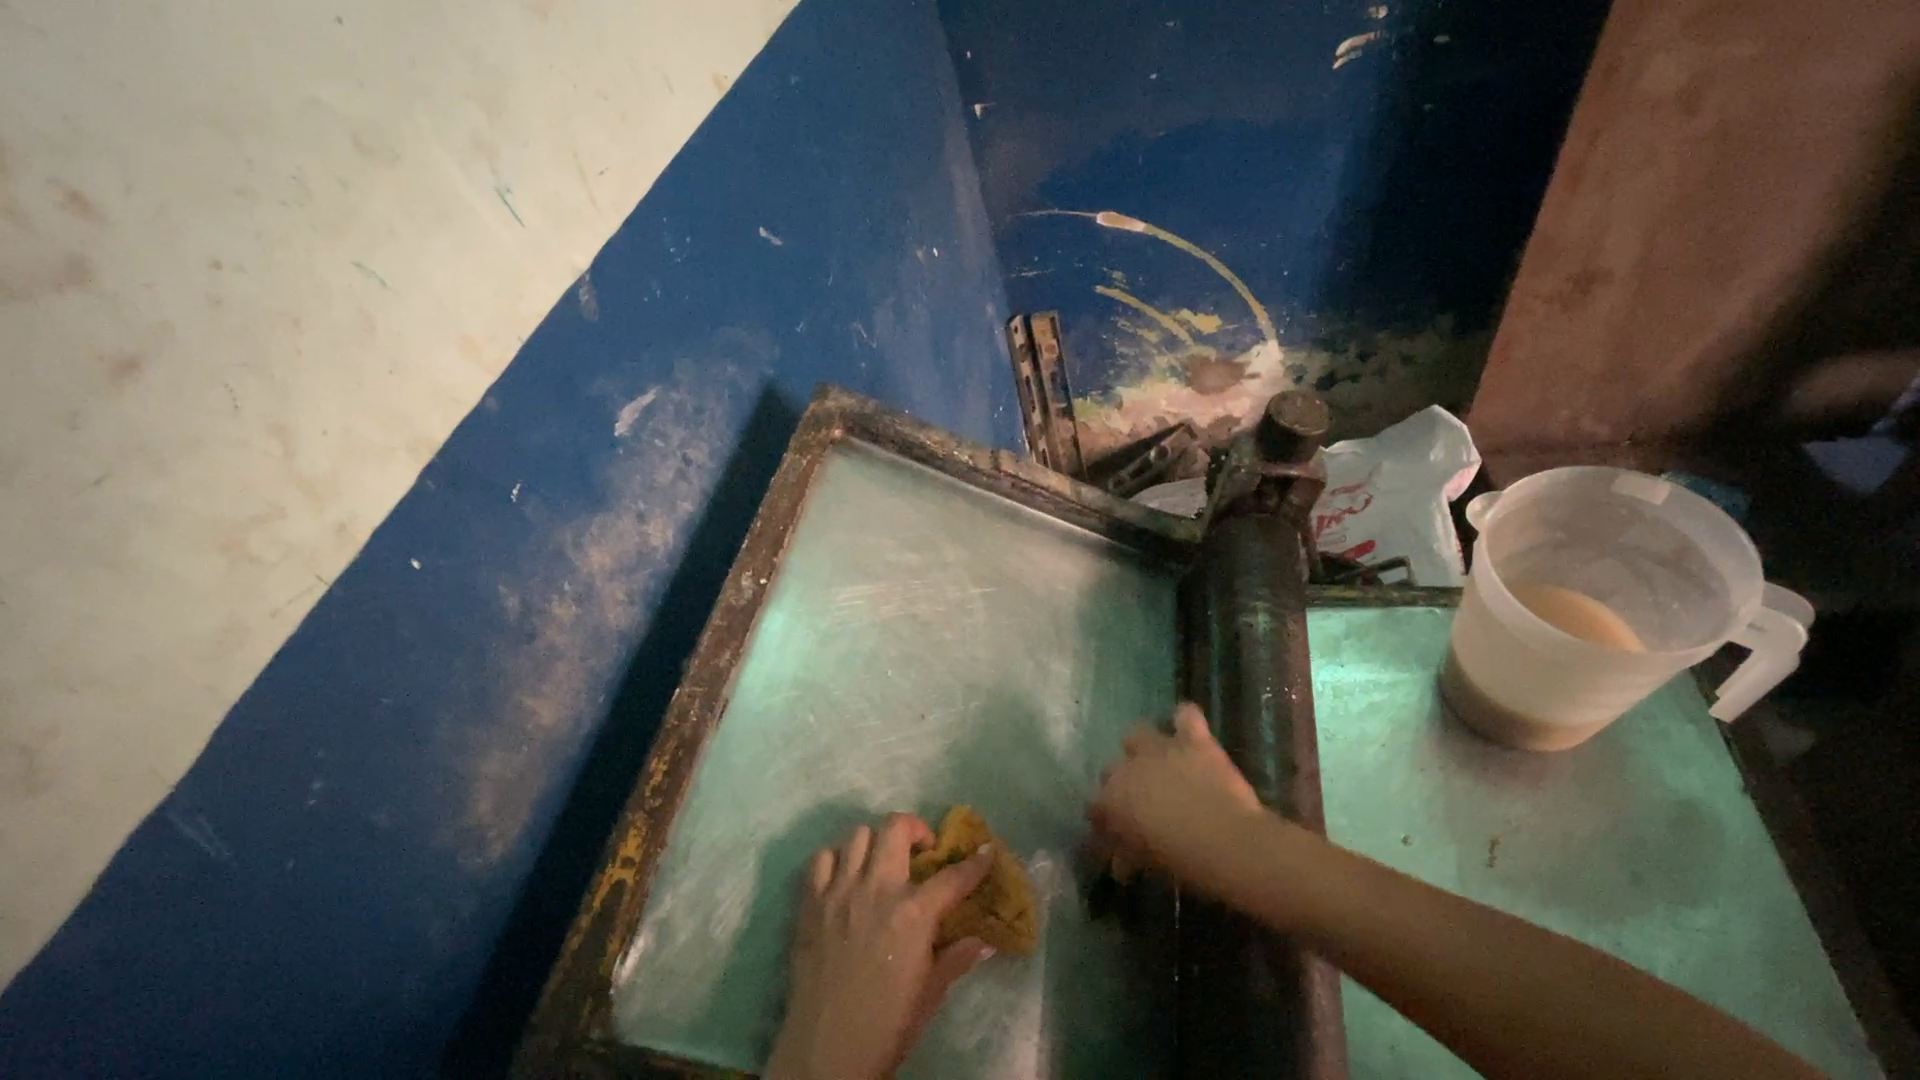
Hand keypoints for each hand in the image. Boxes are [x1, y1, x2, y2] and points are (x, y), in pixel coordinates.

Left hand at [766, 814, 995, 1079]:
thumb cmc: (887, 1025)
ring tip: (881, 863)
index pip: (953, 876)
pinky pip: (821, 859)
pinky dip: (836, 859)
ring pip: (857, 834)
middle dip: (915, 829)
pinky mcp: (810, 903)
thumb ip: (956, 958)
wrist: (825, 1052)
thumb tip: (983, 940)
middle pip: (895, 828)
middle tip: (921, 850)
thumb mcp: (931, 993)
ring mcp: (839, 892)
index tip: (985, 851)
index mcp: (913, 913)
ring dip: (875, 843)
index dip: (975, 862)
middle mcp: (877, 889)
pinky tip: (845, 878)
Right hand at [1090, 702, 1267, 889]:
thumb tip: (1120, 864)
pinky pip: (1185, 715)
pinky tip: (1188, 728)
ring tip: (1158, 763)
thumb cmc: (1183, 860)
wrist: (1227, 841)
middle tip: (1141, 801)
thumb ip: (1127, 855)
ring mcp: (1160, 749)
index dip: (1105, 818)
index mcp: (1111, 801)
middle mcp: (1128, 768)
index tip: (1117, 831)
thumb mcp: (1146, 863)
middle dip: (1122, 782)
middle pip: (1110, 769)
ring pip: (1136, 734)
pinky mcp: (1192, 740)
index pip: (1095, 807)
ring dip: (1143, 747)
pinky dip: (1184, 719)